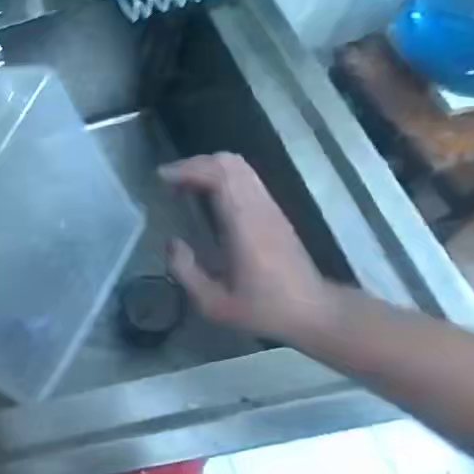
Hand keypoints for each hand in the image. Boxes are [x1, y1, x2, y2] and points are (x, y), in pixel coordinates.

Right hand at [160, 153, 342, 340]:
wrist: (312, 311)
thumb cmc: (263, 309)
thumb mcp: (212, 303)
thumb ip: (185, 271)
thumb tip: (172, 242)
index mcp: (244, 224)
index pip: (219, 176)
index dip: (187, 170)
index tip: (161, 179)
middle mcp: (259, 207)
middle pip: (229, 163)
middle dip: (194, 164)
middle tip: (169, 182)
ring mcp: (269, 207)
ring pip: (239, 166)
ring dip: (207, 168)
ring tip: (183, 187)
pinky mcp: (274, 211)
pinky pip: (246, 178)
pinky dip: (220, 177)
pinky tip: (205, 197)